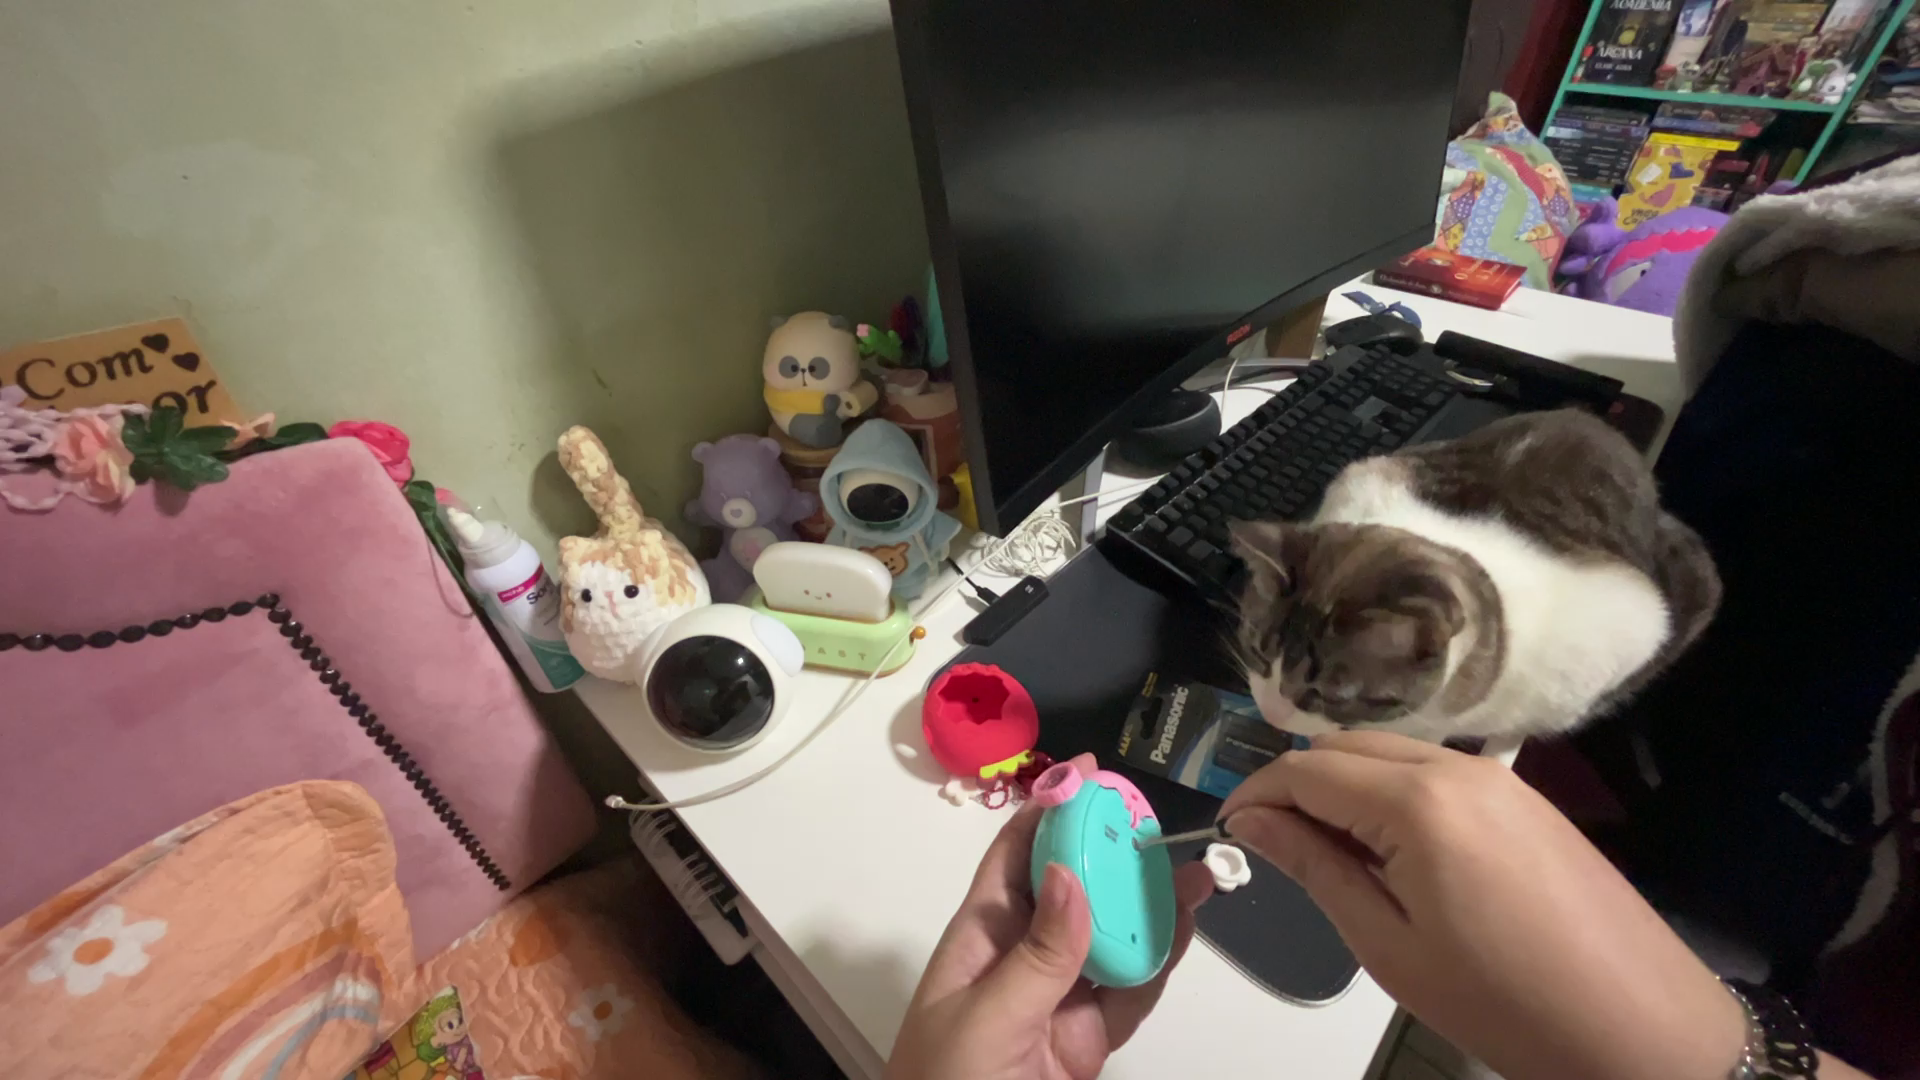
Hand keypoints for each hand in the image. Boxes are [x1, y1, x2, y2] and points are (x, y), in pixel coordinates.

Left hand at [888, 756, 1214, 1079]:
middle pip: (1071, 887)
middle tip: (1154, 822)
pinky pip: (1128, 992)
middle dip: (1109, 851)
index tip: (1087, 774)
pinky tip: (1184, 928)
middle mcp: (1023, 953)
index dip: (1047, 808)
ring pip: (1108, 935)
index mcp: (983, 933)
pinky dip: (1157, 962)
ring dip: (1148, 904)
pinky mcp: (1088, 1039)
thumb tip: (1069, 873)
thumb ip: (1035, 956)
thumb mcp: (985, 1019)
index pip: (1015, 853)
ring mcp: (1059, 995)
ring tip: (1193, 870)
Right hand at [1221, 732, 1747, 1079]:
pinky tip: (1390, 841)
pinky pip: (1423, 764)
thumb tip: (1247, 820)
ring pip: (1379, 748)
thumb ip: (1311, 865)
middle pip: (1337, 746)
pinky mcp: (1517, 791)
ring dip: (1338, 781)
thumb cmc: (1506, 1006)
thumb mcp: (1387, 944)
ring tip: (1333, 846)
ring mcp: (1491, 774)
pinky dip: (1383, 785)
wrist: (1658, 1041)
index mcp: (1415, 803)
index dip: (1256, 793)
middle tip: (1279, 842)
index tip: (1231, 828)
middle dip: (1294, 784)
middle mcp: (1450, 766)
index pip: (1303, 770)